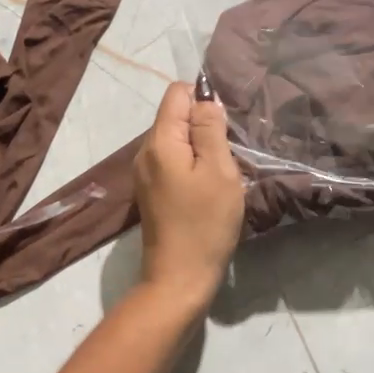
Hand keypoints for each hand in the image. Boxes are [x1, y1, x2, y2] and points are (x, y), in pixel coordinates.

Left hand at [134, 82, 245, 310]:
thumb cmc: (204, 223)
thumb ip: (210, 128)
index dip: (203, 99)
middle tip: (228, 151)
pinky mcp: (151, 189)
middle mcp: (146, 150)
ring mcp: (145, 171)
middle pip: (175, 114)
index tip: (225, 126)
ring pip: (176, 138)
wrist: (179, 280)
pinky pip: (172, 159)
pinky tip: (207, 186)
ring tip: (220, 170)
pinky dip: (191, 163)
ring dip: (199, 145)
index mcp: (160, 140)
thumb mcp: (218, 170)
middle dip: (202, 123)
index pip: (177, 92)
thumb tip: (205, 98)